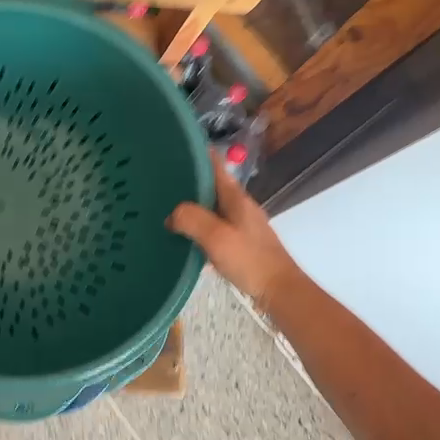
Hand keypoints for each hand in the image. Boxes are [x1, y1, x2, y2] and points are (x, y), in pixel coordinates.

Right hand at [167, 156, 302, 308]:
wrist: (279, 290)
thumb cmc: (250, 260)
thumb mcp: (216, 237)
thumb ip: (191, 219)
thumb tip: (171, 215)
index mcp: (236, 198)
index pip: (216, 167)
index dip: (198, 155)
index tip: (175, 149)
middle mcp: (240, 207)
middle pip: (212, 188)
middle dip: (189, 183)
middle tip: (160, 185)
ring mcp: (242, 226)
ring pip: (212, 210)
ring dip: (193, 209)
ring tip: (166, 212)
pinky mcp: (241, 244)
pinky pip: (215, 229)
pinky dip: (199, 230)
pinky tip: (185, 241)